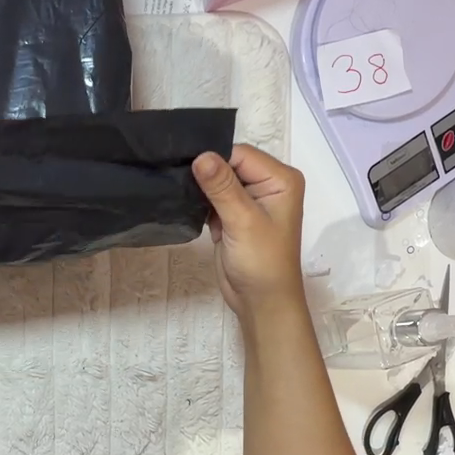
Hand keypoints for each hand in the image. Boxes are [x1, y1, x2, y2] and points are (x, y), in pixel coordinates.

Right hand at [192, 146, 305, 317]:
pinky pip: (213, 200)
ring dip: (201, 189)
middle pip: (229, 165)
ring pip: (219, 183)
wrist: (260, 300)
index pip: (240, 155)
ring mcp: (249, 202)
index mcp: (280, 179)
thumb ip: (221, 187)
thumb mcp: (242, 221)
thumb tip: (200, 156)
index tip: (183, 167)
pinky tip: (186, 207)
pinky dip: (200, 204)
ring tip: (177, 192)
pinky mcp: (233, 217)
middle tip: (174, 178)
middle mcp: (267, 185)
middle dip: (206, 173)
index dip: (214, 159)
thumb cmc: (261, 261)